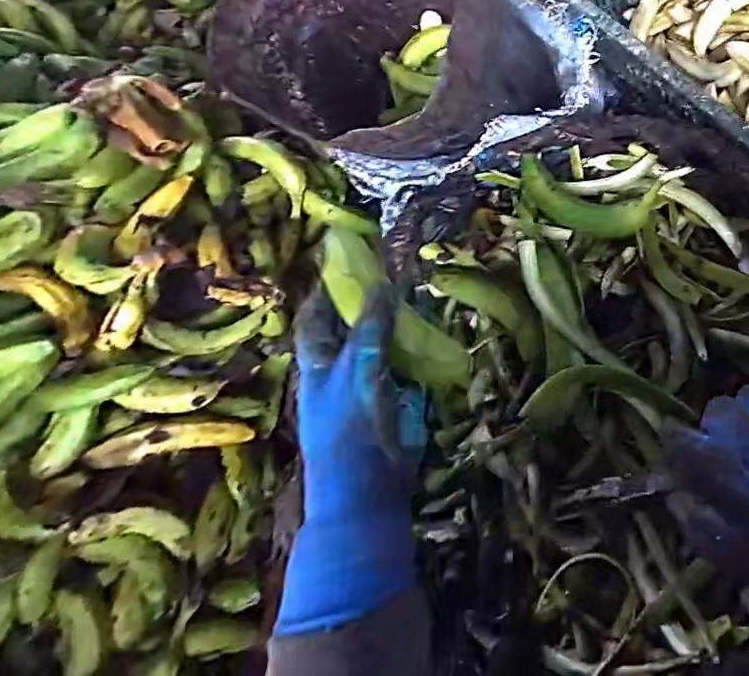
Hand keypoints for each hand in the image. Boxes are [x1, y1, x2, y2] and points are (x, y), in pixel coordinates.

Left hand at [275, 285, 419, 634]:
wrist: (368, 490)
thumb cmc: (350, 427)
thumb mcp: (358, 370)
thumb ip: (372, 326)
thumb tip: (384, 285)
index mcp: (319, 360)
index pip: (317, 314)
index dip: (329, 287)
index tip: (349, 259)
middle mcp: (341, 367)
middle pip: (352, 323)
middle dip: (370, 299)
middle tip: (394, 270)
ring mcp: (368, 382)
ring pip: (382, 339)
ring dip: (397, 319)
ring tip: (417, 293)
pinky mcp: (395, 396)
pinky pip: (404, 360)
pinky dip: (415, 343)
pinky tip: (431, 330)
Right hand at [666, 375, 748, 675]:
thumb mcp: (740, 560)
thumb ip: (700, 526)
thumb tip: (680, 501)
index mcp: (715, 461)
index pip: (675, 437)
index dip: (678, 449)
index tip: (687, 461)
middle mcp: (740, 422)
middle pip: (714, 412)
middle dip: (720, 433)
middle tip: (740, 462)